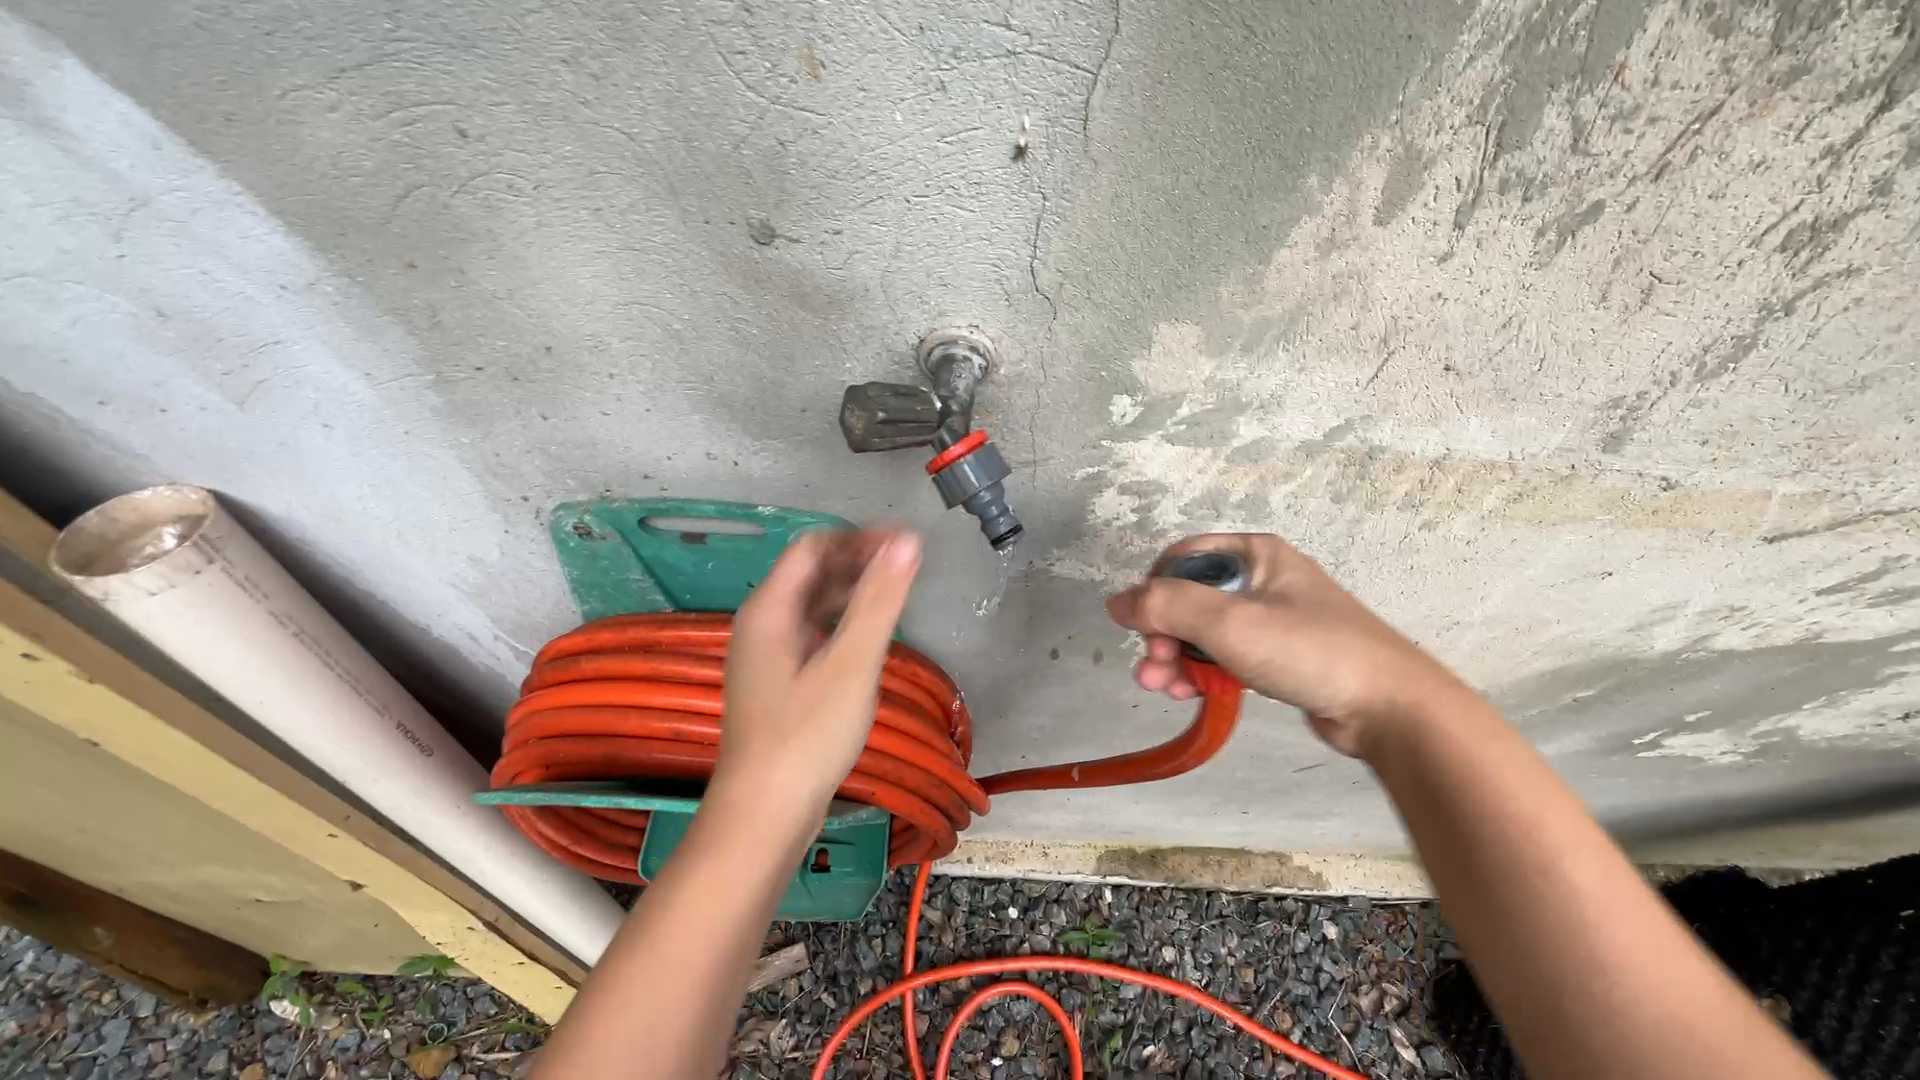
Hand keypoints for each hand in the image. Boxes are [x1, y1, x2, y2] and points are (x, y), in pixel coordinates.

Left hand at [717, 526, 921, 806]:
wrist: (765, 813)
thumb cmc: (807, 736)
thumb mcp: (851, 664)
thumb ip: (880, 600)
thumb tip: (907, 540)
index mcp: (769, 610)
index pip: (813, 547)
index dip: (858, 539)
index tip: (904, 545)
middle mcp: (762, 624)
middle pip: (811, 574)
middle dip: (859, 564)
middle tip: (909, 570)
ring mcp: (768, 656)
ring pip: (813, 607)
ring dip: (853, 595)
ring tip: (898, 599)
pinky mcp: (779, 684)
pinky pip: (813, 636)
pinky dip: (843, 626)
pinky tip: (871, 641)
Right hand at [1106, 533, 1468, 757]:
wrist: (1389, 708)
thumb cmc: (1309, 651)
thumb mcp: (1229, 622)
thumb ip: (1166, 606)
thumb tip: (1115, 602)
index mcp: (1255, 554)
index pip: (1182, 558)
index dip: (1154, 590)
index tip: (1144, 628)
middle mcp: (1261, 579)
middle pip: (1189, 598)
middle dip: (1162, 634)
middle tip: (1151, 670)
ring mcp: (1271, 619)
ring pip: (1204, 632)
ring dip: (1175, 658)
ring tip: (1162, 689)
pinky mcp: (1278, 656)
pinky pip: (1225, 656)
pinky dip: (1202, 672)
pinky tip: (1187, 694)